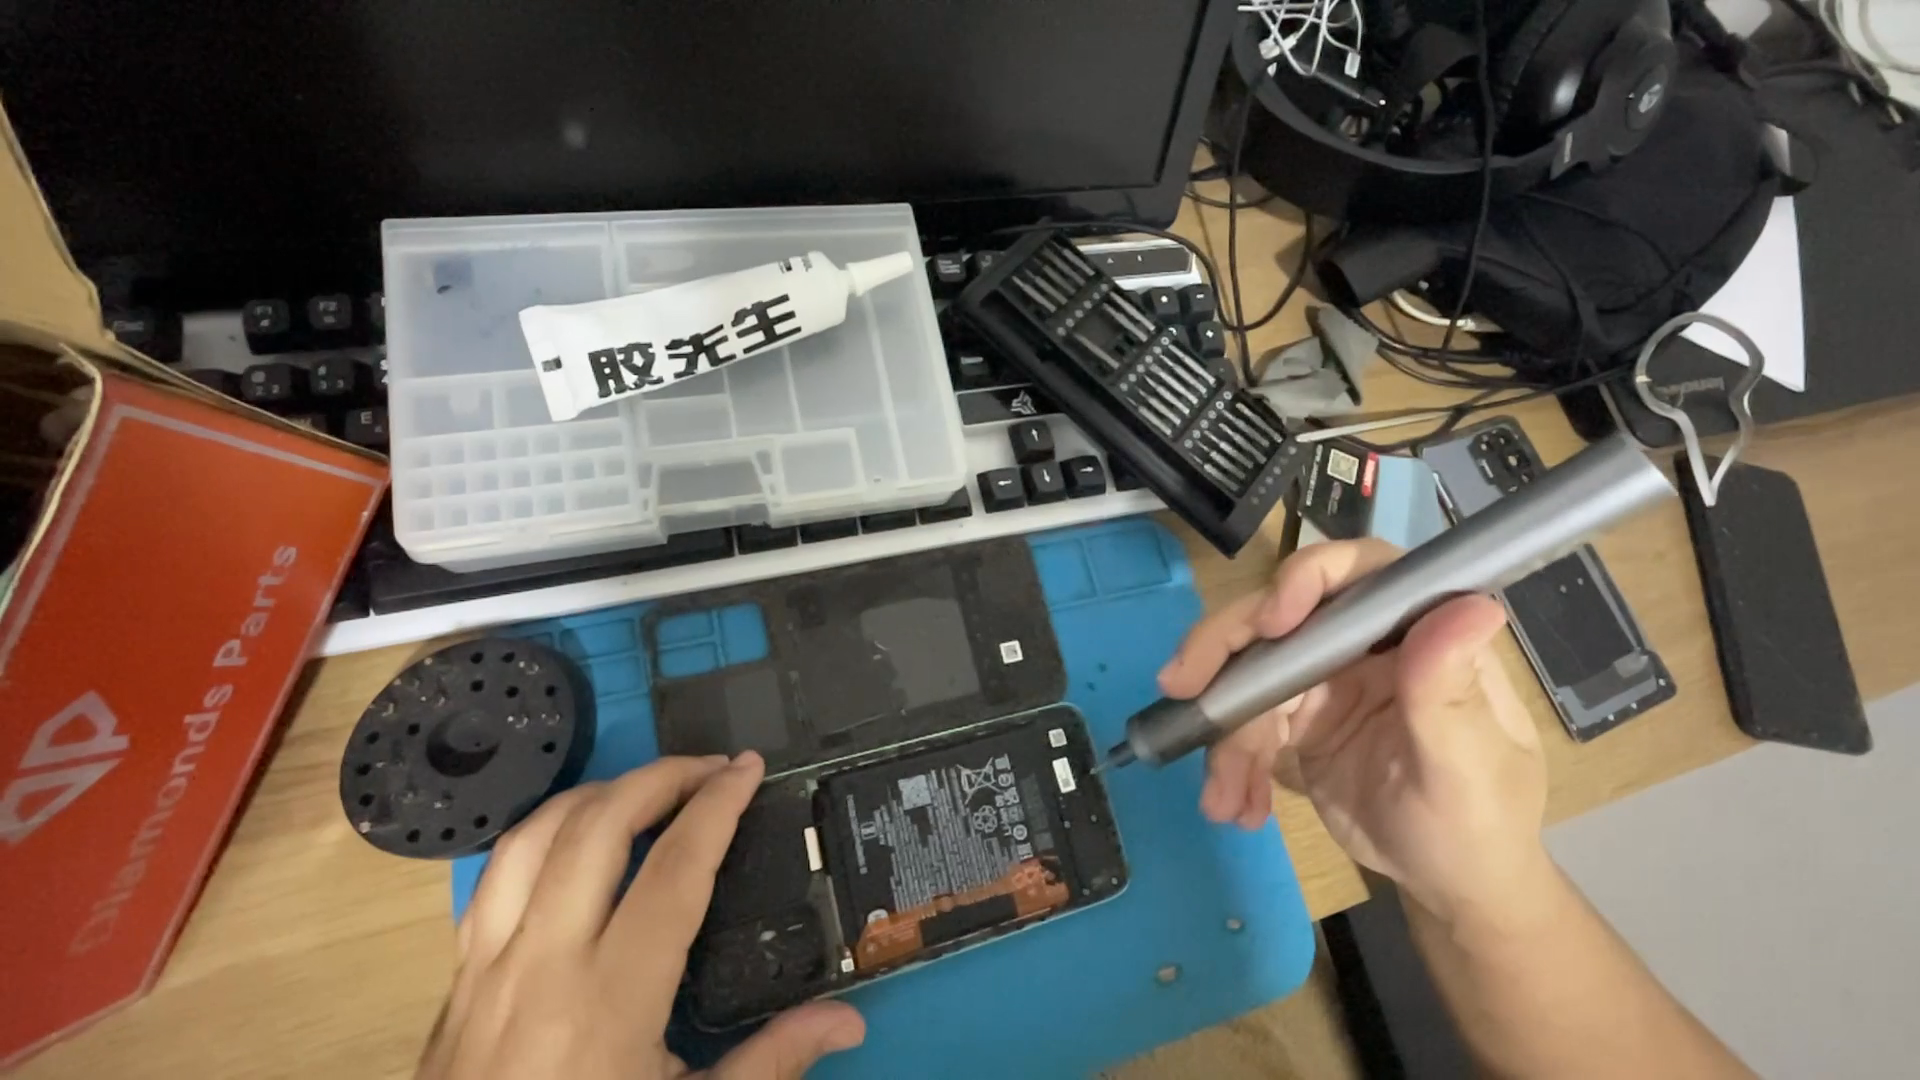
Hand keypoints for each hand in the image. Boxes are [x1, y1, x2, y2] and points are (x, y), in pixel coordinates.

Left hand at [419, 752, 865, 1079]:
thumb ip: (772, 1060)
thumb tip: (849, 1019)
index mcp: (611, 997)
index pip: (675, 868)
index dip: (717, 806)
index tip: (748, 769)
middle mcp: (543, 961)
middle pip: (599, 826)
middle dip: (662, 777)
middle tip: (710, 769)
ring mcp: (488, 964)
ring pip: (536, 835)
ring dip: (599, 793)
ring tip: (648, 788)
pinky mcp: (457, 977)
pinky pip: (496, 873)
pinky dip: (544, 831)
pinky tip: (578, 838)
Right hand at [1159, 539, 1549, 920]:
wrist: (1443, 884)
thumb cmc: (1477, 826)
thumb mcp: (1469, 768)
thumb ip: (1451, 694)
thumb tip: (1470, 607)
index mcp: (1417, 635)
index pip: (1363, 574)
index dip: (1309, 578)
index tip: (1272, 621)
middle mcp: (1363, 643)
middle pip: (1280, 615)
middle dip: (1224, 648)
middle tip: (1179, 685)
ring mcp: (1323, 678)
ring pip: (1248, 670)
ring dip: (1222, 728)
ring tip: (1220, 795)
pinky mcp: (1293, 716)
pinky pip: (1242, 720)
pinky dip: (1229, 760)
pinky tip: (1234, 803)